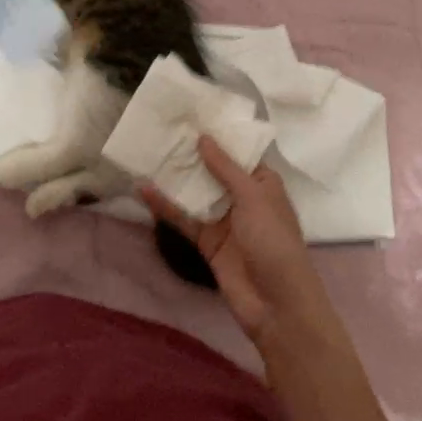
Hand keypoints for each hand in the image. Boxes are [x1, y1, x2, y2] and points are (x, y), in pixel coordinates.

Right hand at [141, 137, 315, 341]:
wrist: (277, 307)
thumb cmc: (274, 243)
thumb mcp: (254, 199)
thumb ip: (226, 169)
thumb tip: (204, 138)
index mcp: (262, 184)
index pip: (238, 153)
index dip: (217, 135)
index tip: (191, 114)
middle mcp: (242, 198)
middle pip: (213, 170)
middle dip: (191, 153)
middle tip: (162, 127)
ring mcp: (223, 220)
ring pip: (195, 192)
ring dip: (175, 177)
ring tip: (147, 152)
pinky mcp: (207, 241)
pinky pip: (183, 218)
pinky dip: (165, 206)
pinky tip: (144, 190)